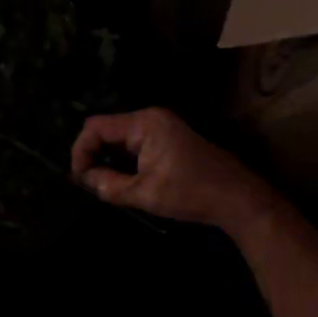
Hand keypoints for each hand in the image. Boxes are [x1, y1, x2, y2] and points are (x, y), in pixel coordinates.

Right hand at [70, 107, 274, 227]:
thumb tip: (85, 179)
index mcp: (144, 124)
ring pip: (119, 138)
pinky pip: (134, 143)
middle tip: (87, 182)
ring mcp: (161, 126)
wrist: (238, 198)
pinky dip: (123, 159)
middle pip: (106, 129)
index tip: (79, 177)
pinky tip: (122, 179)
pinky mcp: (167, 138)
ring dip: (107, 159)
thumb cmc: (191, 194)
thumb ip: (109, 185)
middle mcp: (150, 118)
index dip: (81, 150)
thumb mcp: (144, 194)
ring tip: (102, 183)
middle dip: (93, 155)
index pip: (96, 127)